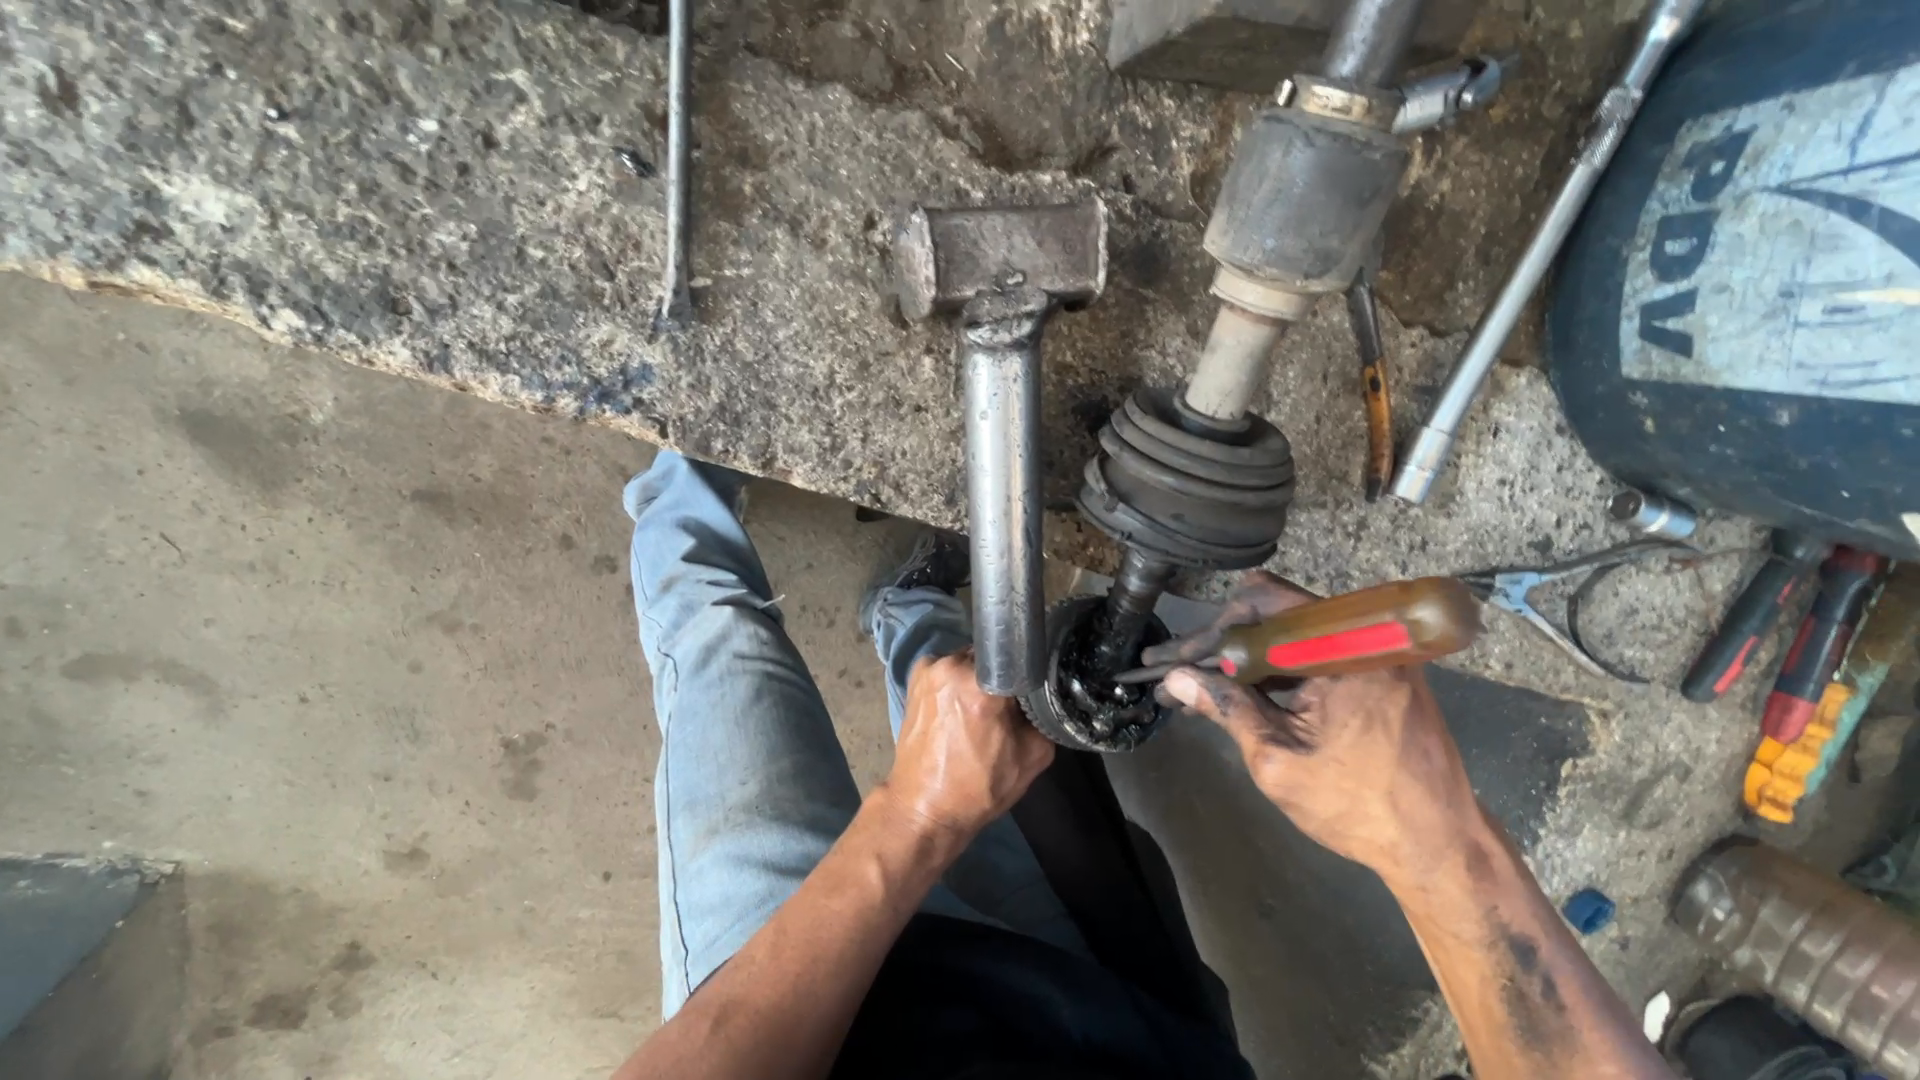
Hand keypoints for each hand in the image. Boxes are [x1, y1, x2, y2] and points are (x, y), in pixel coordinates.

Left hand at [881, 650, 1055, 842]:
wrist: (925, 808)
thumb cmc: (978, 787)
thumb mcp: (1032, 756)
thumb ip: (1043, 717)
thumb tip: (1042, 696)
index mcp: (982, 685)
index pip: (1019, 661)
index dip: (1029, 675)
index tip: (1032, 694)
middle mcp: (952, 666)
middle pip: (992, 659)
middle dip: (1002, 677)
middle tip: (1008, 706)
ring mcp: (929, 669)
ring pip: (969, 662)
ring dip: (978, 679)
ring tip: (982, 710)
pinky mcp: (914, 678)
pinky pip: (948, 670)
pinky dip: (957, 683)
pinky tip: (960, 708)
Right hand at [1140, 572, 1480, 887]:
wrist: (1438, 845)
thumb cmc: (1355, 806)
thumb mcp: (1276, 759)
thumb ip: (1228, 708)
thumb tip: (1178, 678)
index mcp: (1342, 651)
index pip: (1264, 604)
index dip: (1213, 630)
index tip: (1176, 661)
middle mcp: (1365, 639)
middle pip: (1276, 616)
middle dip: (1221, 644)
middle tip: (1179, 672)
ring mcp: (1378, 655)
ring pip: (1293, 636)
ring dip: (1246, 659)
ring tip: (1200, 685)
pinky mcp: (1382, 674)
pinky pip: (1317, 654)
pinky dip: (1277, 670)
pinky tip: (1243, 692)